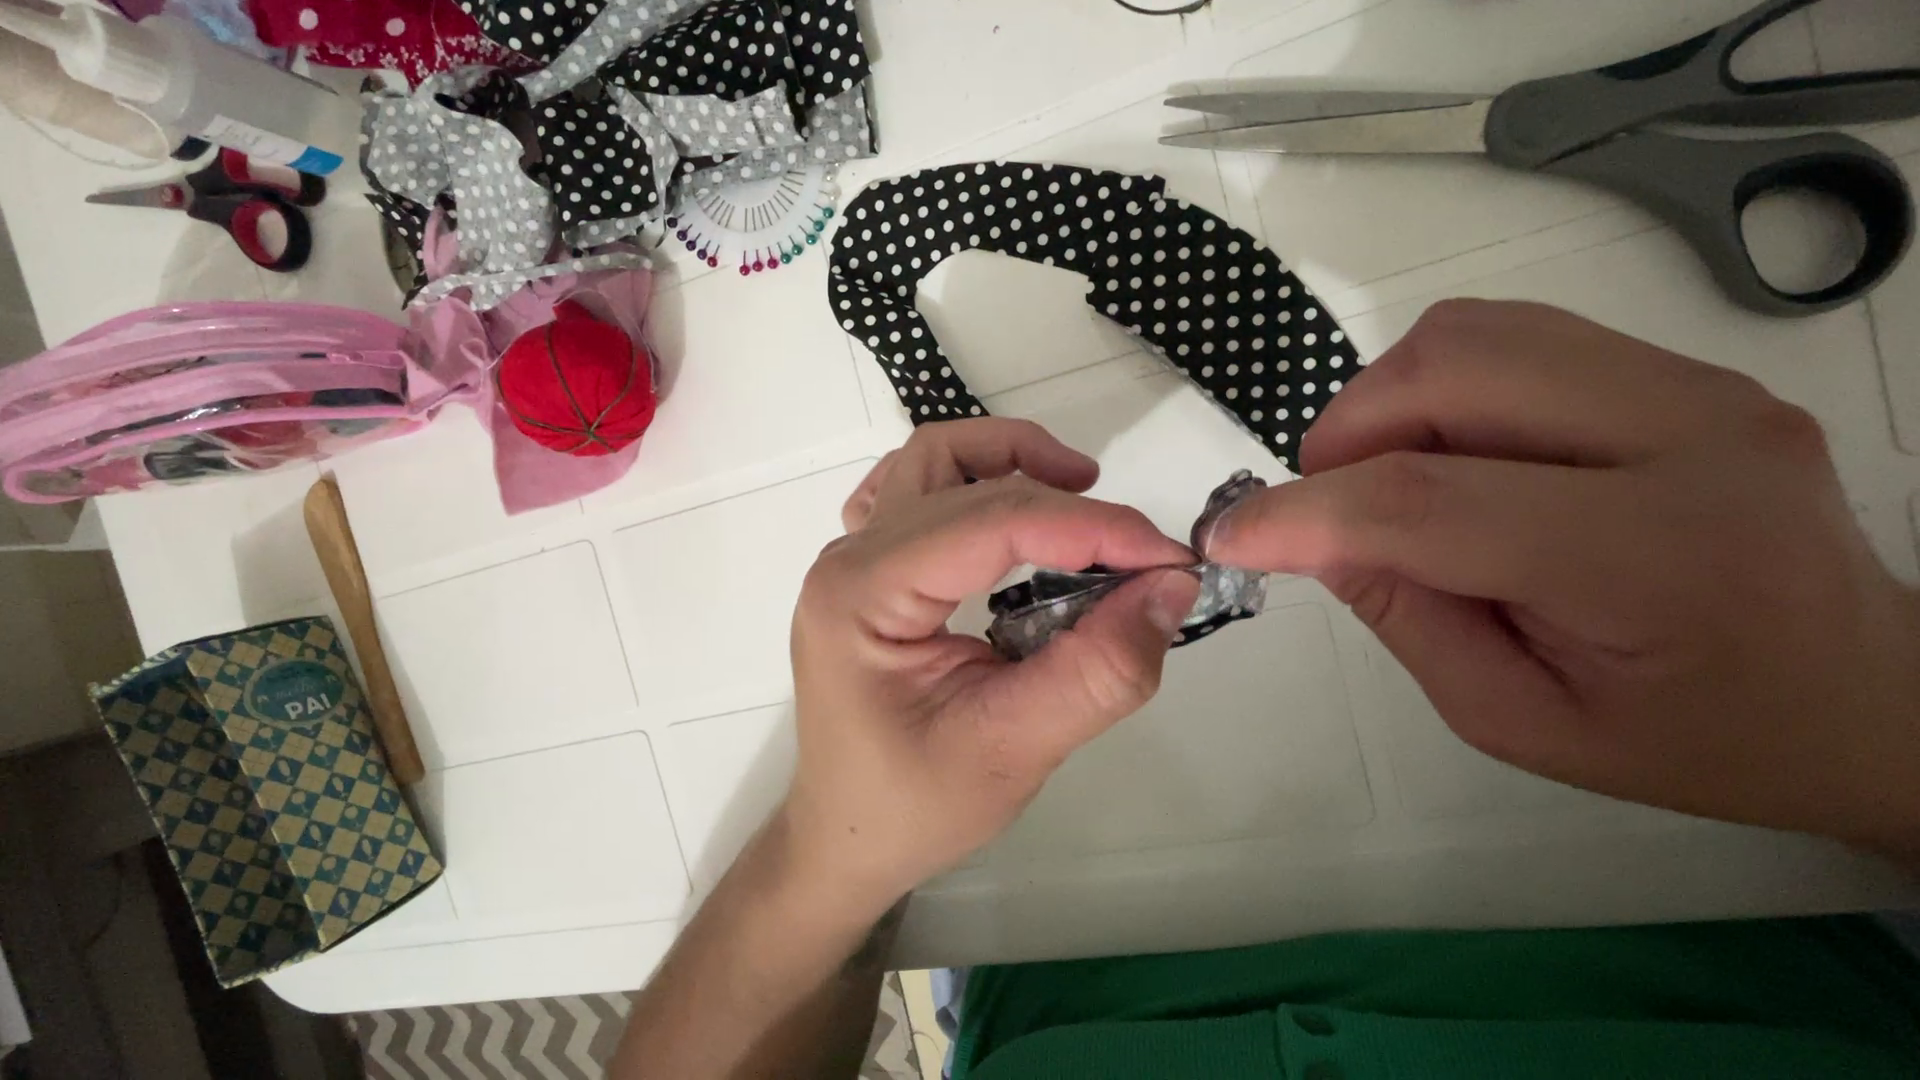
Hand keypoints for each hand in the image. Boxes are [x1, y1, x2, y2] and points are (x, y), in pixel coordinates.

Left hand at [781, 419, 1200, 914]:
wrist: (845, 840)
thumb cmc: (914, 808)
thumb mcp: (1013, 750)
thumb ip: (1097, 672)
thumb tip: (1172, 589)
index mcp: (863, 594)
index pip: (992, 523)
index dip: (1092, 528)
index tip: (1171, 558)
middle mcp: (850, 558)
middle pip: (966, 482)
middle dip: (1065, 504)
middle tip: (1138, 553)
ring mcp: (854, 559)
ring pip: (936, 463)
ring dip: (1012, 463)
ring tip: (1083, 494)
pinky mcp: (871, 571)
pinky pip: (918, 492)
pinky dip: (974, 483)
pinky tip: (1011, 515)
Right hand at [1206, 299, 1919, 853]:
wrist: (1864, 694)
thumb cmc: (1686, 736)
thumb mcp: (1517, 718)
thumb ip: (1403, 615)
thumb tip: (1312, 535)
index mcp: (1653, 560)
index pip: (1427, 501)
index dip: (1301, 512)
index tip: (1229, 534)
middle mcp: (1690, 437)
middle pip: (1451, 369)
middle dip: (1346, 434)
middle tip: (1331, 509)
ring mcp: (1698, 384)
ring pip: (1473, 333)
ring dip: (1387, 402)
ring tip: (1391, 480)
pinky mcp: (1685, 366)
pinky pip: (1513, 337)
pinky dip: (1439, 387)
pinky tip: (1451, 452)